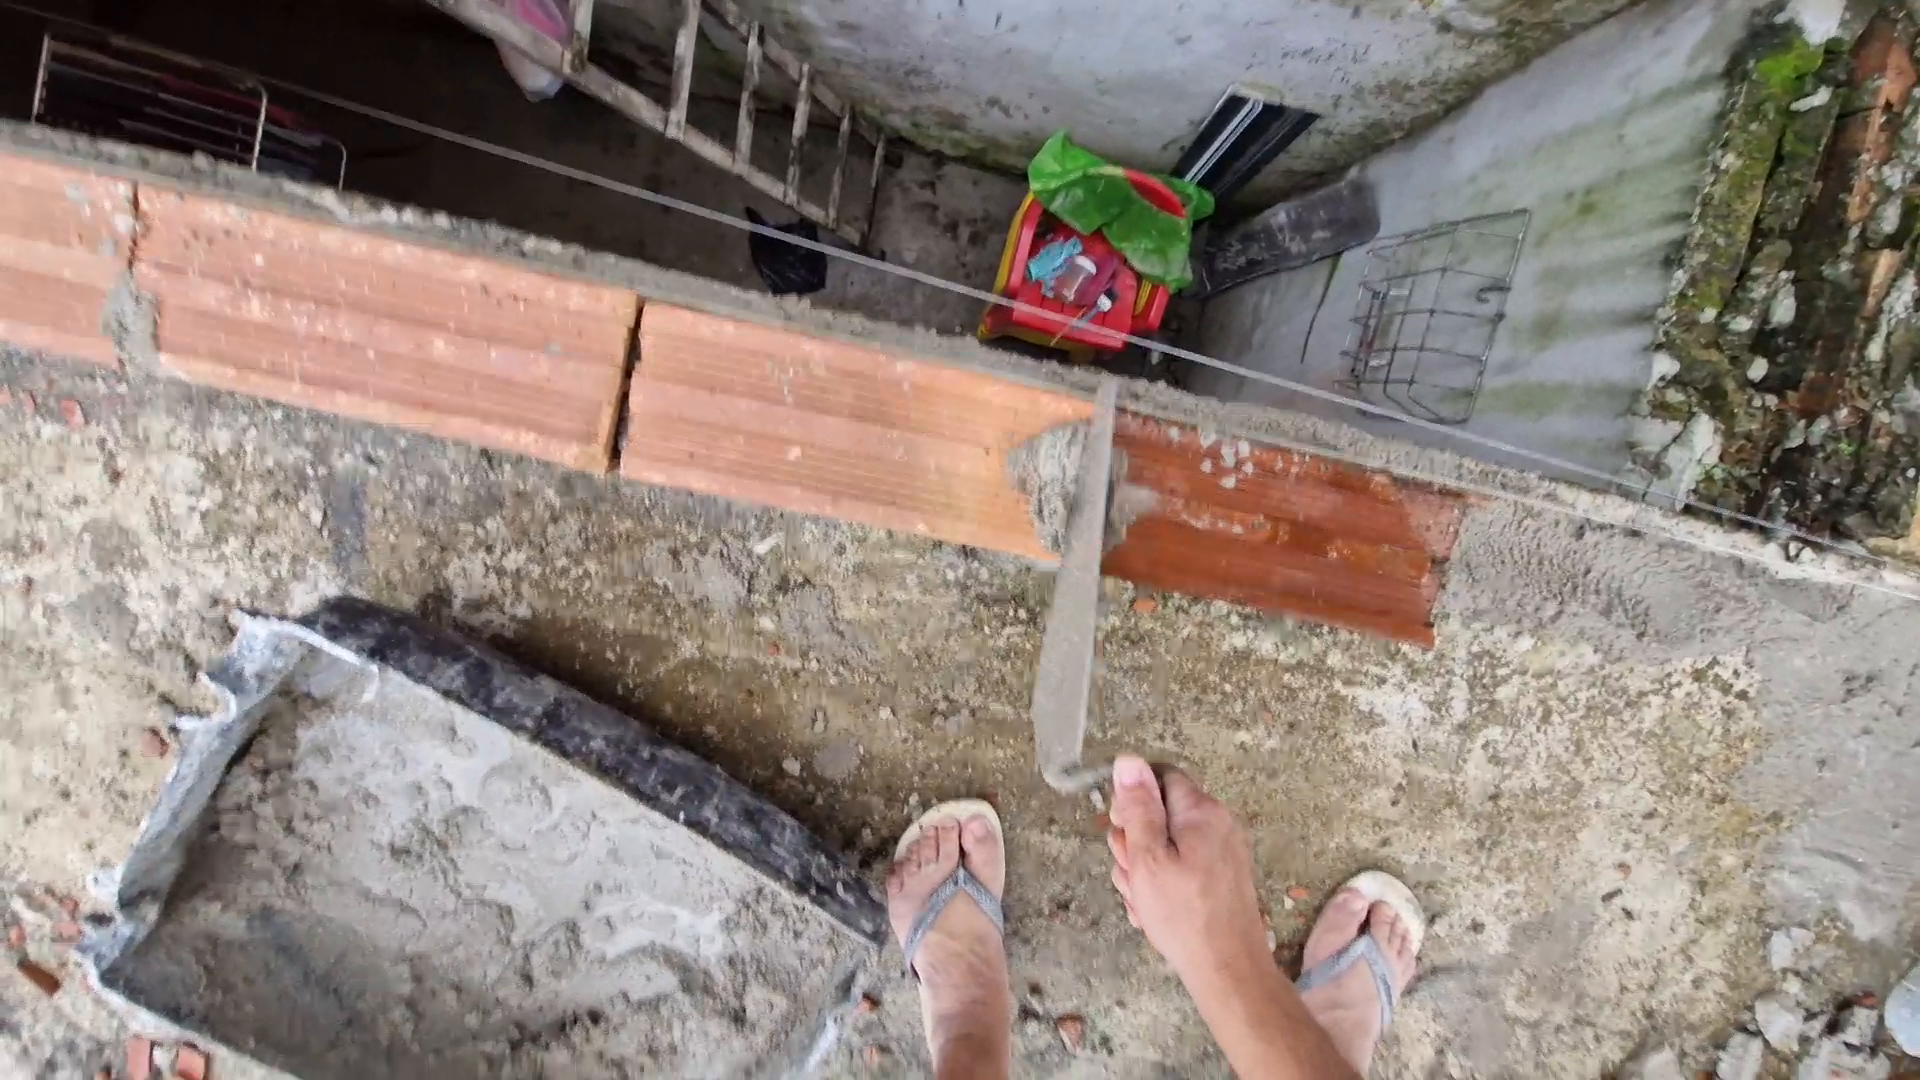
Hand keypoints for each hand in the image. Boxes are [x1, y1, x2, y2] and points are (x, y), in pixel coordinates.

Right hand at [1107, 755, 1272, 986]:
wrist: (1229, 974)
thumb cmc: (1183, 914)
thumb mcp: (1148, 856)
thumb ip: (1138, 807)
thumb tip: (1128, 759)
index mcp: (1201, 810)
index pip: (1158, 776)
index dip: (1132, 797)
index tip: (1121, 827)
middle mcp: (1216, 823)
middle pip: (1159, 811)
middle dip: (1135, 840)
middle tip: (1133, 873)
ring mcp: (1221, 851)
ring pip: (1165, 843)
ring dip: (1144, 868)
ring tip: (1143, 899)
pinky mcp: (1220, 877)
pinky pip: (1180, 865)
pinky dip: (1163, 883)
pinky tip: (1155, 910)